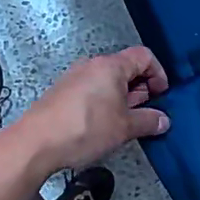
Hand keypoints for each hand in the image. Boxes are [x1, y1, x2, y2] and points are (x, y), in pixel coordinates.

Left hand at [7, 47, 170, 176]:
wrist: (37, 142)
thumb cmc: (82, 128)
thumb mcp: (124, 128)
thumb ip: (147, 121)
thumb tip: (162, 120)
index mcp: (110, 66)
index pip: (143, 56)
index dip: (158, 73)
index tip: (162, 94)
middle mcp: (91, 65)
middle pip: (125, 67)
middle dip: (141, 88)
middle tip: (147, 111)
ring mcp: (74, 78)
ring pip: (107, 80)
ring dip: (121, 97)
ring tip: (125, 122)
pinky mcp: (62, 92)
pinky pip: (90, 90)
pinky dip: (103, 102)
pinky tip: (102, 125)